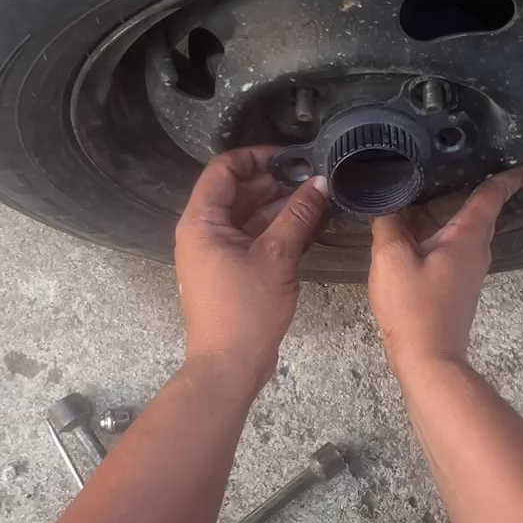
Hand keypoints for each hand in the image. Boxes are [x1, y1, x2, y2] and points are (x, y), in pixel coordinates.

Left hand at [174, 146, 330, 388]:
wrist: (230, 366)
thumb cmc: (244, 311)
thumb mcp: (276, 256)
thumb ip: (298, 215)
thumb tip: (320, 183)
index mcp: (202, 222)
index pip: (224, 170)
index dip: (256, 157)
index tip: (291, 157)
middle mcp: (205, 233)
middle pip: (240, 192)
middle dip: (278, 183)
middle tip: (315, 177)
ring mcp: (219, 253)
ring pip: (252, 217)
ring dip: (284, 208)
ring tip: (320, 199)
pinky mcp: (234, 272)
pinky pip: (257, 240)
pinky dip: (281, 231)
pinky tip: (312, 225)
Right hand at [368, 162, 522, 373]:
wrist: (428, 358)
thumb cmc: (414, 307)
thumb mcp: (391, 258)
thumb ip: (388, 223)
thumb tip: (386, 204)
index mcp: (466, 237)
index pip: (492, 196)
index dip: (511, 176)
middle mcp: (475, 251)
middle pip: (479, 212)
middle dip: (478, 189)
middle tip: (467, 167)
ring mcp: (467, 271)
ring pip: (462, 231)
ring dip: (449, 212)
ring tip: (423, 196)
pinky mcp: (456, 286)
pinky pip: (451, 248)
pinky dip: (437, 233)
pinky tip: (412, 232)